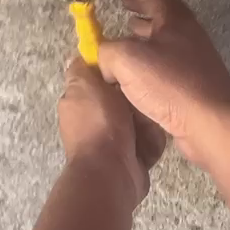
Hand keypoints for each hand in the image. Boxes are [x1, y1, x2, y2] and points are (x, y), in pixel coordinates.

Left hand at [59, 56, 163, 208]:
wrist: (112, 172)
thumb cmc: (99, 123)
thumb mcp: (85, 85)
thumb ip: (82, 68)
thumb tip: (79, 56)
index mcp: (79, 102)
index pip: (101, 78)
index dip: (116, 72)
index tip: (131, 68)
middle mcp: (94, 120)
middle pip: (126, 98)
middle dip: (137, 98)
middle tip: (143, 98)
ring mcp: (112, 141)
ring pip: (140, 119)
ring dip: (146, 122)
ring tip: (149, 124)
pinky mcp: (130, 157)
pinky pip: (147, 141)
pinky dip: (150, 142)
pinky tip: (150, 143)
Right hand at [97, 0, 229, 166]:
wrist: (210, 123)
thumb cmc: (170, 84)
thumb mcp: (126, 60)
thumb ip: (107, 52)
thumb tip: (104, 60)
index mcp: (176, 20)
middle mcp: (190, 36)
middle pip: (164, 18)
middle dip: (142, 16)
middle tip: (124, 16)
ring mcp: (196, 62)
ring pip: (166, 45)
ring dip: (146, 43)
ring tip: (126, 47)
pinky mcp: (196, 86)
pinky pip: (169, 69)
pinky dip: (151, 67)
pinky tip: (137, 81)